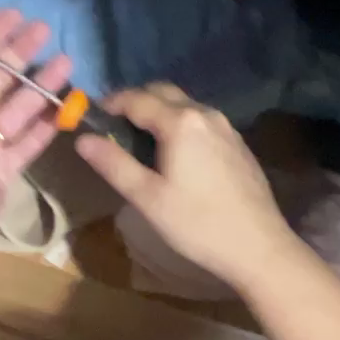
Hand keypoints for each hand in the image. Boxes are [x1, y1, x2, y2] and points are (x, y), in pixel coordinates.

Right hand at [75, 83, 304, 290]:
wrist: (258, 246)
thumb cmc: (196, 224)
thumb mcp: (147, 197)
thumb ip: (113, 164)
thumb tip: (82, 138)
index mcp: (180, 122)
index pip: (136, 99)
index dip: (110, 104)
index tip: (90, 117)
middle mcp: (205, 114)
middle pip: (163, 92)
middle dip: (134, 101)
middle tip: (112, 126)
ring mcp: (226, 127)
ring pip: (184, 105)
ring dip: (158, 112)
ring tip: (138, 140)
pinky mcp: (238, 144)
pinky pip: (201, 121)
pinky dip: (179, 124)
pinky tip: (173, 154)